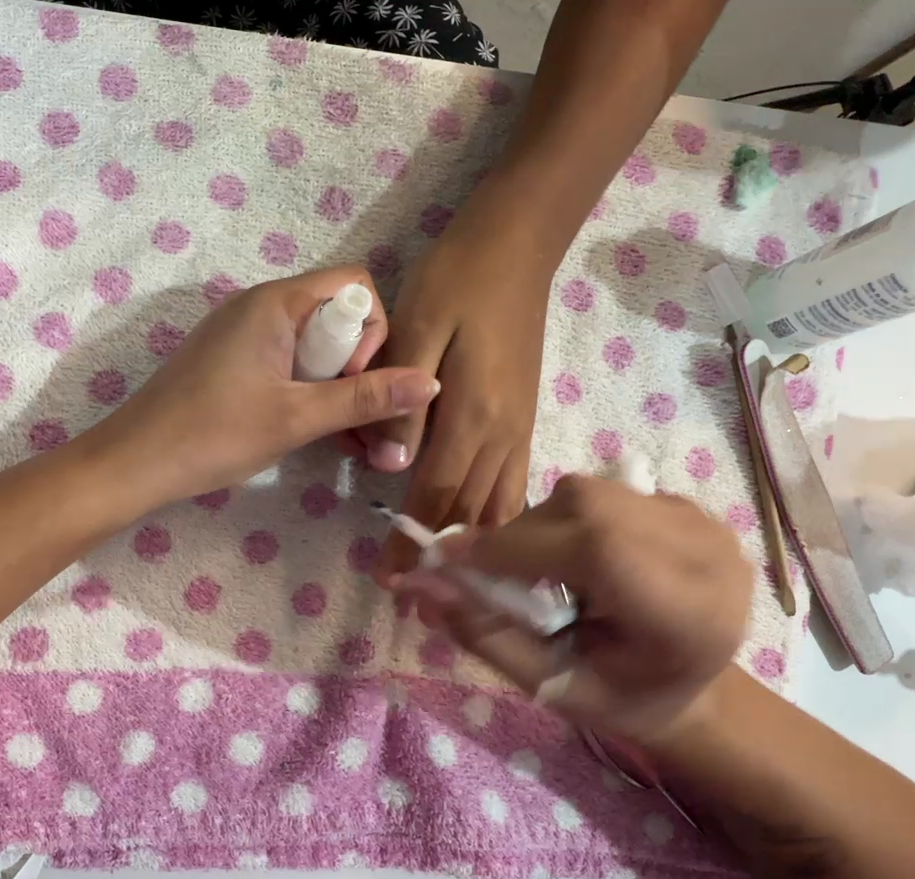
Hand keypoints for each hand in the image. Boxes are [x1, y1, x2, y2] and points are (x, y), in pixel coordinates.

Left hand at [93, 266, 441, 506]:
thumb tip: (429, 381)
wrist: (134, 461)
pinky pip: (282, 360)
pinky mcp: (227, 359)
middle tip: (349, 416)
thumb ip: (364, 398)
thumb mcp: (297, 417)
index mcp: (276, 302)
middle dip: (356, 363)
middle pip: (334, 313)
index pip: (354, 284)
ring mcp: (239, 332)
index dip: (372, 330)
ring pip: (309, 343)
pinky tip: (305, 428)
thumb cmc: (215, 434)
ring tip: (337, 434)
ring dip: (332, 383)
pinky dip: (303, 389)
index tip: (356, 382)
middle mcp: (259, 305)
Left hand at [360, 228, 549, 584]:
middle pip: (470, 513)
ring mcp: (520, 427)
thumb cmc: (457, 279)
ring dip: (475, 547)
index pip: (434, 496)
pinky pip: (514, 482)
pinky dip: (499, 519)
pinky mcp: (524, 417)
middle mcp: (503, 432)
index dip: (410, 542)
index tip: (390, 581)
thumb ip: (402, 396)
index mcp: (471, 415)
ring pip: (499, 504)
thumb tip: (396, 462)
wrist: (518, 244)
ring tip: (450, 585)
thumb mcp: (419, 327)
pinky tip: (488, 538)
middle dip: (443, 558)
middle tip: (415, 597)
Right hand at [390, 476, 752, 741]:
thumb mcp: (549, 685)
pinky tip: (575, 558)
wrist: (690, 688)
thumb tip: (420, 584)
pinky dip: (565, 519)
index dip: (511, 547)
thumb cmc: (619, 698)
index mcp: (687, 613)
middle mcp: (705, 553)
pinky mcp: (686, 503)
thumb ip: (486, 634)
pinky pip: (600, 492)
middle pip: (585, 509)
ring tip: (539, 572)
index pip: (595, 550)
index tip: (444, 560)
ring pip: (586, 492)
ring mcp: (702, 520)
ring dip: (539, 525)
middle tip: (486, 573)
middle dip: (516, 537)